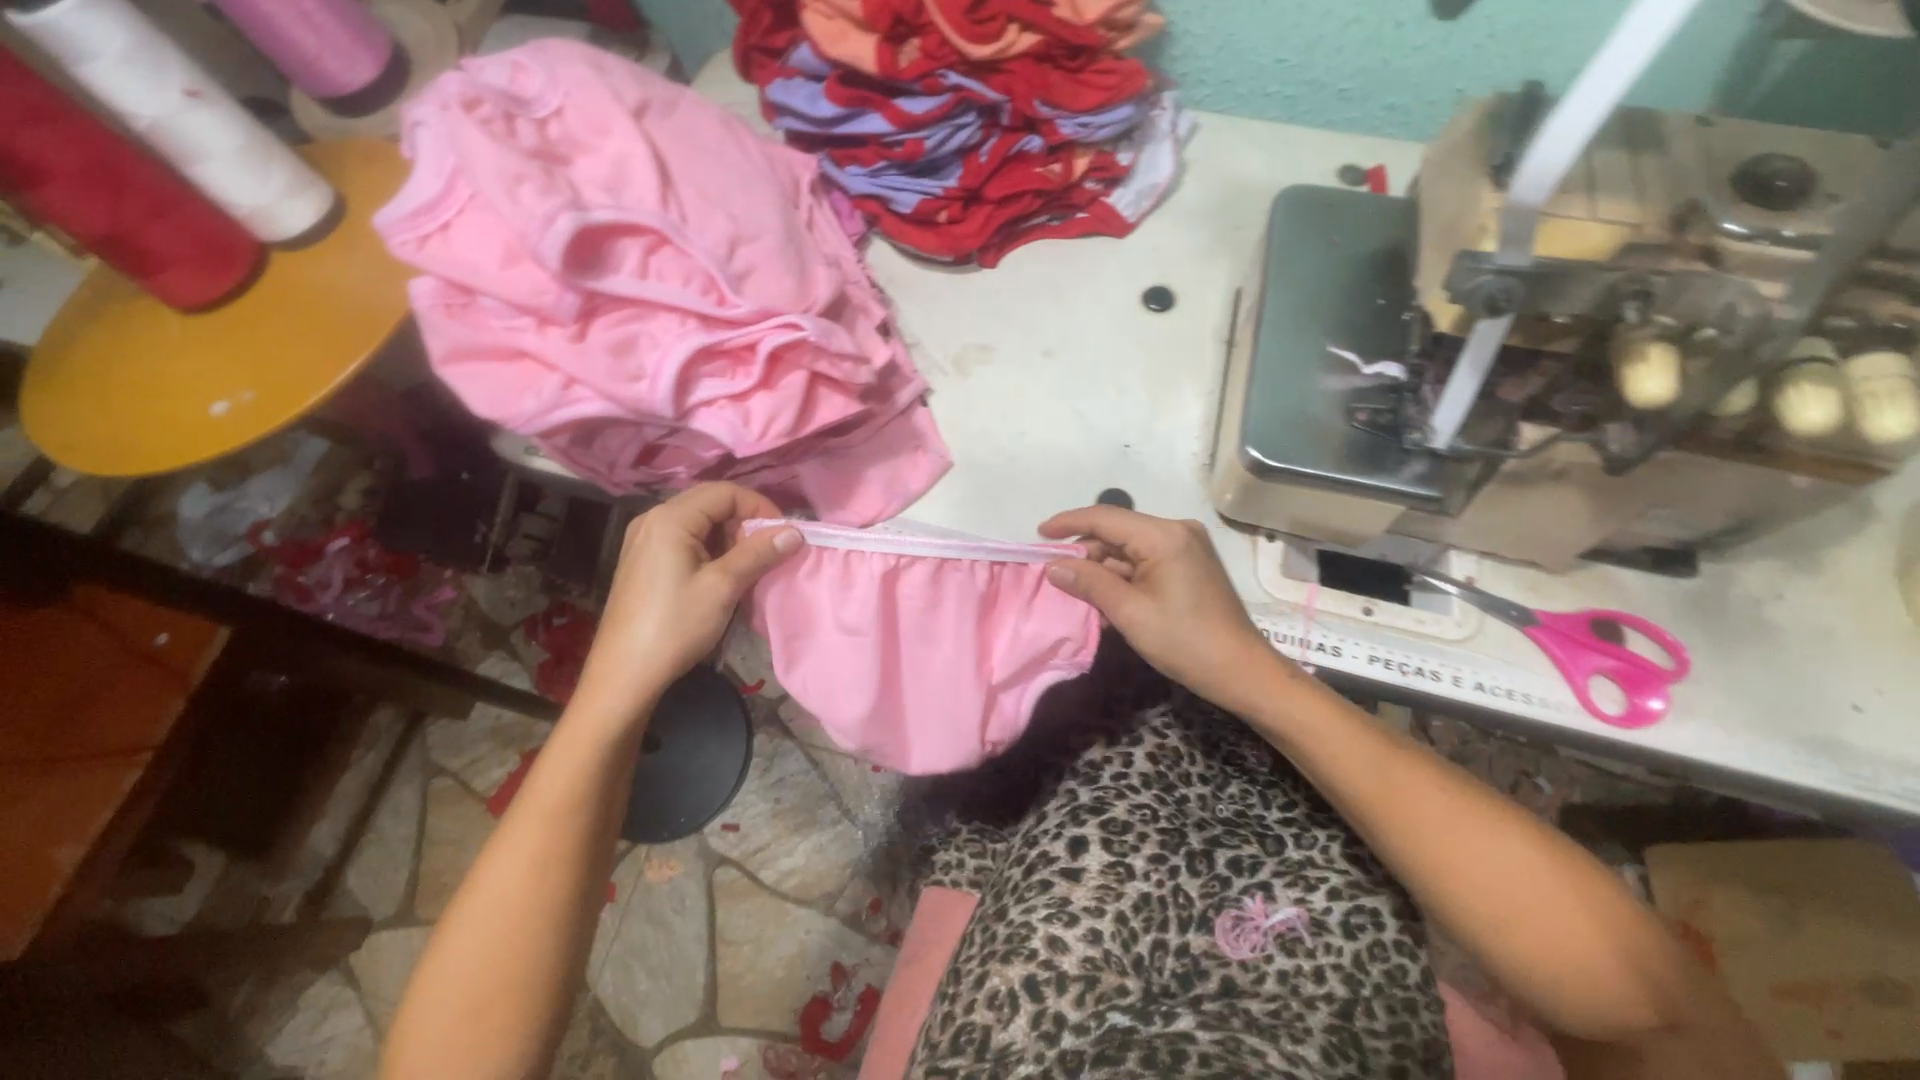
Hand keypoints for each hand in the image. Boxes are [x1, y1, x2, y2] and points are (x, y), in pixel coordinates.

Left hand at [571, 483, 800, 725]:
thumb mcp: (723, 587)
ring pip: (699, 523)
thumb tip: (795, 532)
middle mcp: (653, 520)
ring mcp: (644, 540)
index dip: (760, 508)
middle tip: (768, 553)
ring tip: (749, 568)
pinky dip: (711, 551)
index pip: (725, 492)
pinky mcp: (644, 561)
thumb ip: (759, 553)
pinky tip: (723, 578)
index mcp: (670, 519)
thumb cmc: (675, 626)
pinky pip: (685, 541)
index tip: (782, 537)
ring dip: (730, 539)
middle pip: (710, 503)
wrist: (625, 673)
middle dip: (745, 523)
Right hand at [1039, 506, 1297, 717]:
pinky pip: (1145, 562)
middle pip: (1117, 533)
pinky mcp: (1190, 565)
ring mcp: (1186, 547)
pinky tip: (1105, 599)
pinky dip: (1123, 577)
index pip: (1105, 518)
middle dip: (1085, 553)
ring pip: (1129, 549)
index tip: (1039, 535)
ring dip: (1103, 569)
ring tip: (1077, 594)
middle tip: (1055, 576)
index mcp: (1164, 536)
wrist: (1240, 671)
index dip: (1068, 524)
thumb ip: (1089, 583)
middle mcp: (1177, 531)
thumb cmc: (1184, 642)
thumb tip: (1053, 566)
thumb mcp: (1129, 613)